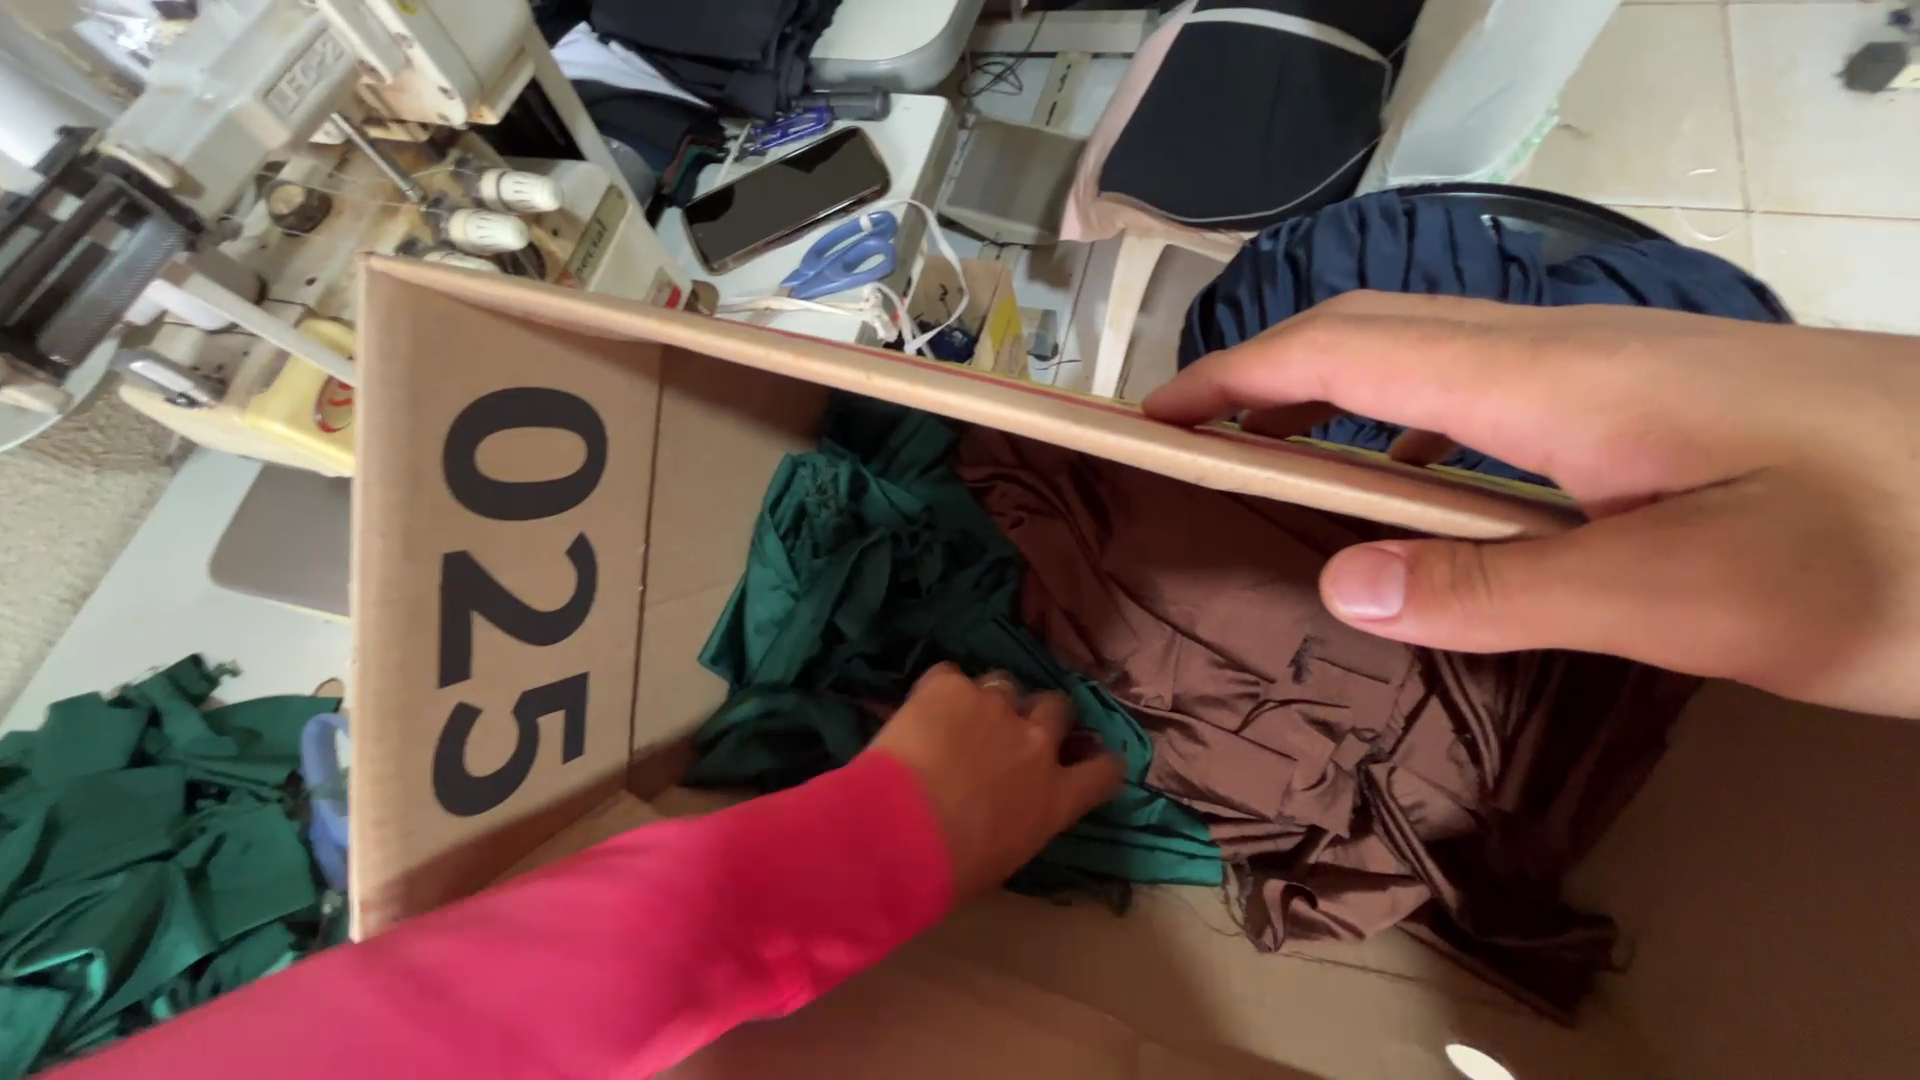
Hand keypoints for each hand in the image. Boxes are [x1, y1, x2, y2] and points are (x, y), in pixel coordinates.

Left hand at [866, 664, 1124, 898]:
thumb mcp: (1004, 856)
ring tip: (962, 714)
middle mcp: (1035, 744)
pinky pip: (950, 676)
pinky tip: (922, 708)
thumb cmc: (948, 870)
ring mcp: (994, 707)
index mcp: (1054, 798)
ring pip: (1005, 683)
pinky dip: (940, 690)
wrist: (897, 833)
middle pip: (1057, 707)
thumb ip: (1021, 820)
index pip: (1103, 771)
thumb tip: (1008, 809)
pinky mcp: (951, 686)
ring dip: (990, 697)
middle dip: (1042, 712)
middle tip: (1018, 724)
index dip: (1102, 760)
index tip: (1094, 756)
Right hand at [1145, 292, 1919, 718]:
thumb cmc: (1914, 552)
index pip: (1340, 351)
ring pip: (1415, 354)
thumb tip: (1342, 585)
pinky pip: (1469, 389)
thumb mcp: (1695, 596)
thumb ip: (1503, 589)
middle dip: (1258, 373)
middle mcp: (1555, 349)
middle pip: (1365, 330)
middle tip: (1193, 433)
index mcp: (1543, 379)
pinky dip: (1395, 424)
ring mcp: (1599, 365)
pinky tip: (1407, 483)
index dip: (1232, 378)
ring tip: (1268, 456)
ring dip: (1320, 395)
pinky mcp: (1634, 394)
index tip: (1158, 416)